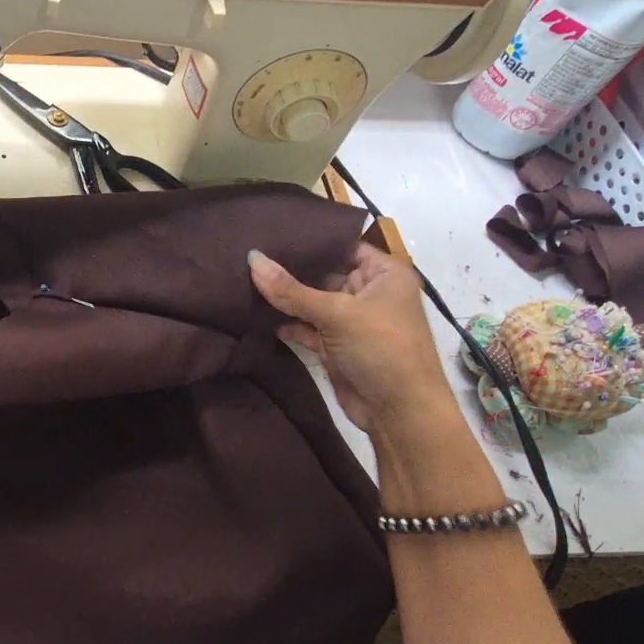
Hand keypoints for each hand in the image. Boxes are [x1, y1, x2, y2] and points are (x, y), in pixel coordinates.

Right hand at [248, 243, 450, 435]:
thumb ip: (291, 290)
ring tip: (243, 277)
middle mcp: (368, 292)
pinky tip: (255, 312)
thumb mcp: (337, 314)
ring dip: (284, 297)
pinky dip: (285, 322)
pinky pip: (306, 326)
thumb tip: (251, 259)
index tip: (271, 231)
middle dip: (290, 269)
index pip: (343, 246)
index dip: (310, 240)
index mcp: (384, 274)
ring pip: (311, 301)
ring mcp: (351, 320)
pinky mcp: (335, 345)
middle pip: (323, 273)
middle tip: (249, 254)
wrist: (400, 413)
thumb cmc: (382, 349)